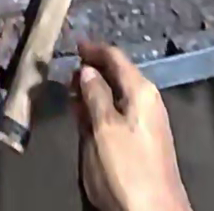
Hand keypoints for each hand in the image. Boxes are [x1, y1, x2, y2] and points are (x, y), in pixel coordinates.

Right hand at [72, 42, 190, 210]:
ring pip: (116, 94)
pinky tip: (85, 115)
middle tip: (66, 74)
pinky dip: (100, 108)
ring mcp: (147, 121)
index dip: (92, 49)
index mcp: (141, 90)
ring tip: (71, 93)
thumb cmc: (128, 167)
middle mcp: (147, 100)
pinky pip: (118, 112)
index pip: (114, 56)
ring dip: (93, 91)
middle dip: (91, 71)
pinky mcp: (143, 141)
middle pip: (116, 74)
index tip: (72, 45)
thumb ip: (94, 93)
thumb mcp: (104, 126)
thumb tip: (86, 70)